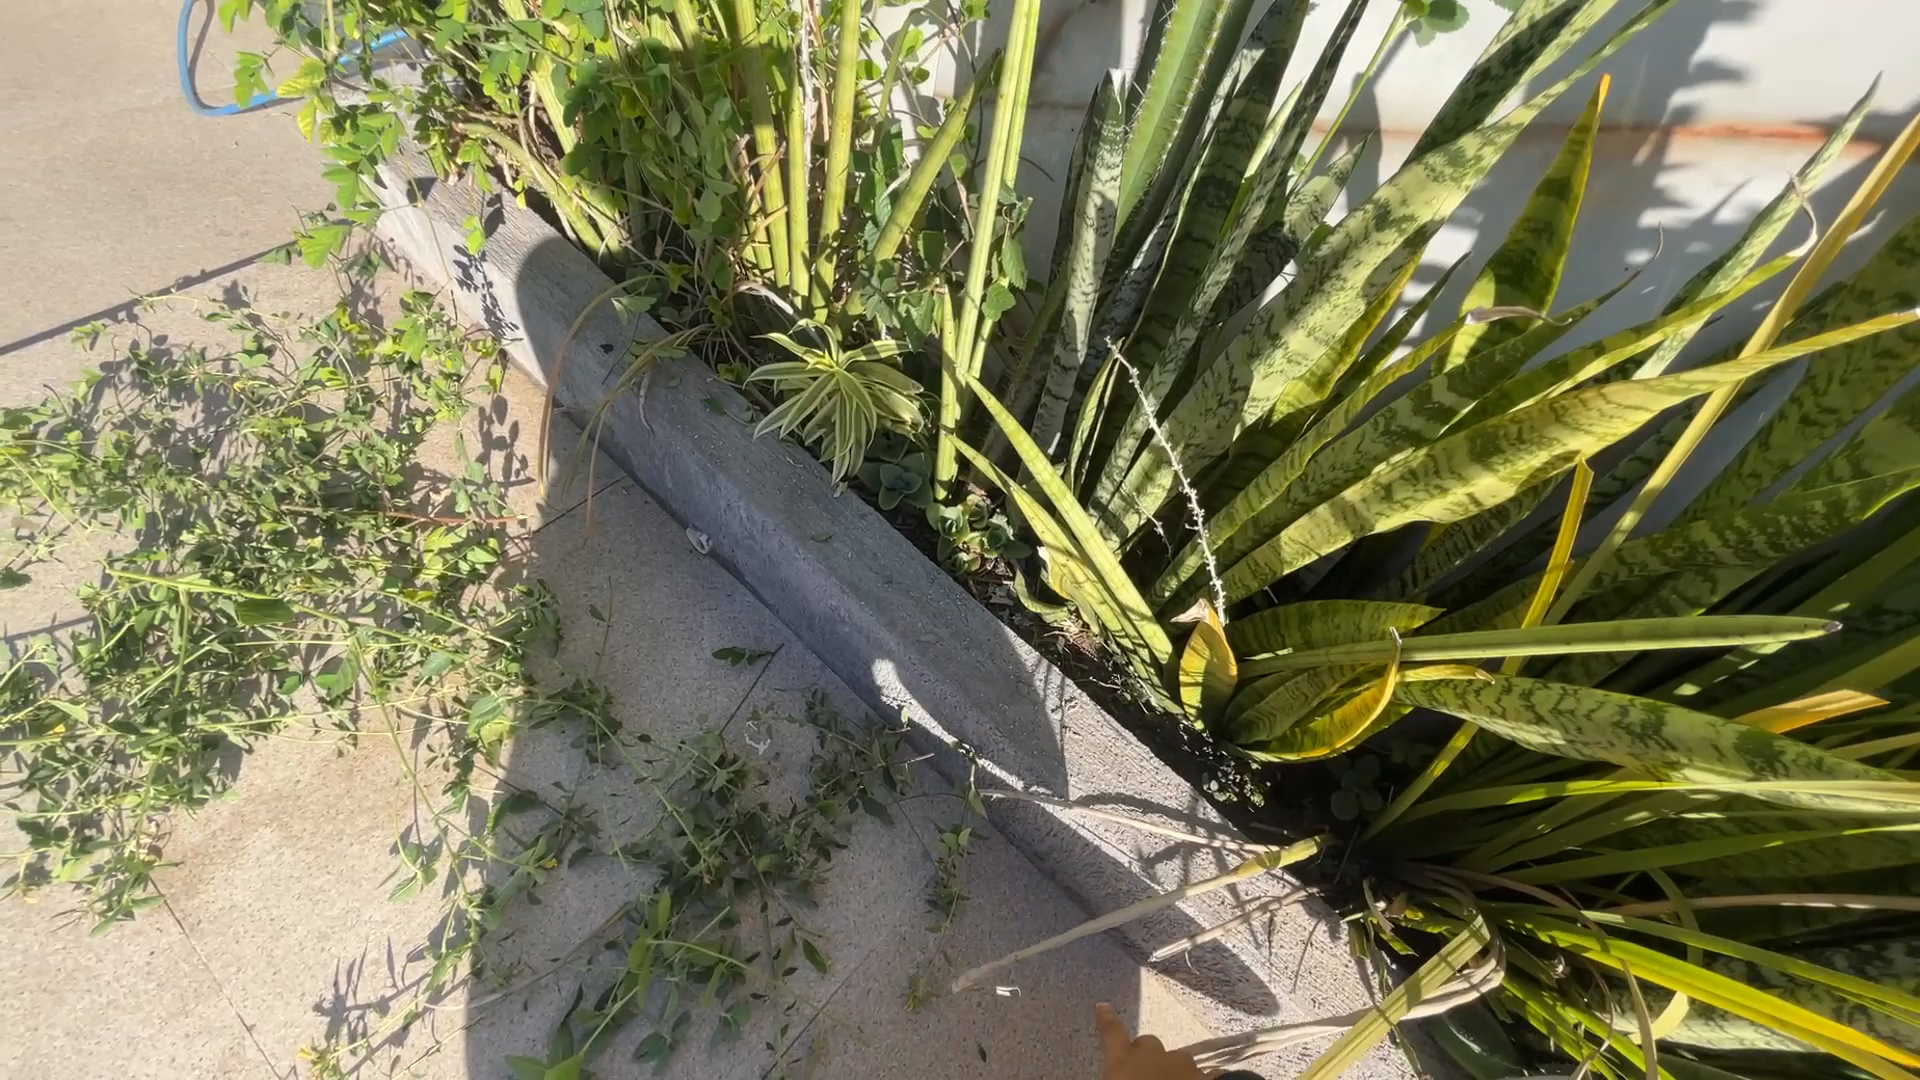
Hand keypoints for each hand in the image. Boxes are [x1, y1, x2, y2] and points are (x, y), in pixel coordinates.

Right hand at [1095, 1002, 1204, 1079]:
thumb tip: (1116, 1073)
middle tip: (1144, 1075)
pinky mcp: (1204, 1076)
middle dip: (1146, 1055)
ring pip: (1176, 1058)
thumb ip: (1114, 1074)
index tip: (1103, 1007)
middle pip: (1148, 1043)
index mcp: (1122, 1060)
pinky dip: (1193, 1079)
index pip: (1111, 1032)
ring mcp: (1180, 1064)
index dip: (1106, 1019)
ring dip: (1172, 1069)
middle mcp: (1150, 1055)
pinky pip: (1199, 1074)